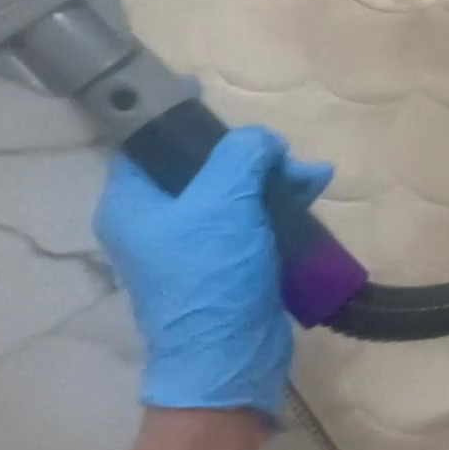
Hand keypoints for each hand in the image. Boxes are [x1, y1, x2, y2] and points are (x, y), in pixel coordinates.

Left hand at [95, 126, 332, 422]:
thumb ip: (241, 155)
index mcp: (134, 204)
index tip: (208, 95)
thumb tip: (262, 140)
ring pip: (237, 186)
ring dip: (276, 175)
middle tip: (281, 153)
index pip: (144, 143)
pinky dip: (283, 199)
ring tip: (311, 175)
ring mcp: (196, 239)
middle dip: (249, 153)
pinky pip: (256, 213)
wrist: (231, 354)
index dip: (174, 116)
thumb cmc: (212, 274)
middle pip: (203, 163)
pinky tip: (313, 189)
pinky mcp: (231, 256)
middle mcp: (159, 218)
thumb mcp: (224, 203)